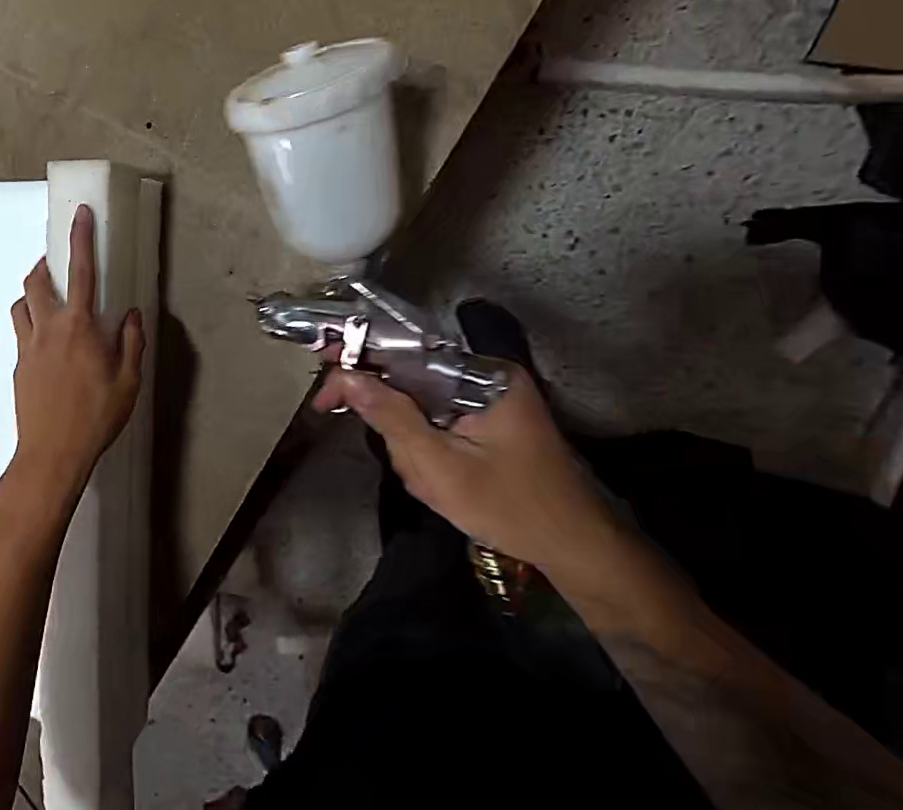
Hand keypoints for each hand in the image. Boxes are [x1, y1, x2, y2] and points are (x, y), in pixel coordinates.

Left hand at [8, 204, 144, 497]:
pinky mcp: (19, 367)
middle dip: (45, 264)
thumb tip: (133, 315)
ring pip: (21, 305)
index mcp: (79, 328)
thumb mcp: (129, 382)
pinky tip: (49, 344)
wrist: (52, 453)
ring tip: (50, 300)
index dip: (81, 239)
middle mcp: (48, 330)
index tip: (81, 215)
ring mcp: (28, 348)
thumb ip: (132, 343)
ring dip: (33, 293)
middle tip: (58, 264)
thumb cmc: (96, 417)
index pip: (82, 272)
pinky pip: (21, 334)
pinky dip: (32, 325)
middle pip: (36, 282)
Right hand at [312, 366, 621, 572]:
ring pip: (422, 401)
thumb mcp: (440, 467)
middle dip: (388, 414)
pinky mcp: (490, 420)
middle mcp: (488, 376)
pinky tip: (436, 477)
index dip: (360, 363)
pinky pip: (439, 417)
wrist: (578, 549)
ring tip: (425, 478)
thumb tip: (345, 376)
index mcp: (484, 376)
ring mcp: (491, 398)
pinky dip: (425, 444)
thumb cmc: (511, 508)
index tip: (324, 385)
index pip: (406, 354)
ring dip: (408, 438)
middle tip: (360, 431)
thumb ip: (391, 418)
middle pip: (412, 377)